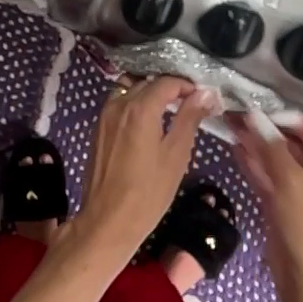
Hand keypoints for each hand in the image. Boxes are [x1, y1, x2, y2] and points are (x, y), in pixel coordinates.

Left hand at [70, 76, 217, 258]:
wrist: (108, 219)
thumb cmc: (148, 191)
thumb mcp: (176, 154)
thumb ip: (189, 118)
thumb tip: (204, 93)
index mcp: (140, 107)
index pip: (167, 82)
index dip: (187, 86)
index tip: (203, 99)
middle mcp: (119, 103)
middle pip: (148, 83)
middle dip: (170, 89)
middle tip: (191, 105)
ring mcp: (105, 115)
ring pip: (131, 91)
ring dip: (151, 96)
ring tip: (171, 113)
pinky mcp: (98, 128)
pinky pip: (120, 105)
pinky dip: (136, 106)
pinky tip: (149, 124)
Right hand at [228, 113, 302, 301]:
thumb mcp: (290, 180)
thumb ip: (270, 145)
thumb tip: (253, 114)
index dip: (286, 116)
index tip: (257, 108)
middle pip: (290, 143)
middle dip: (264, 128)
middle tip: (234, 113)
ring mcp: (298, 192)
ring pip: (275, 160)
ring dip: (254, 143)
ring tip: (229, 125)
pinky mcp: (281, 207)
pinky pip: (266, 178)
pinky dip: (252, 163)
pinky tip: (234, 149)